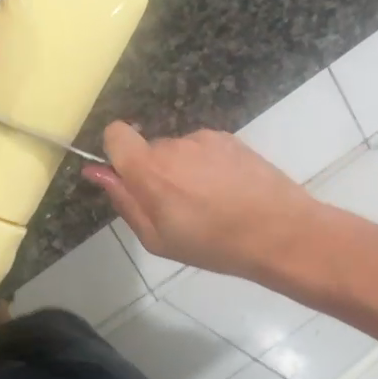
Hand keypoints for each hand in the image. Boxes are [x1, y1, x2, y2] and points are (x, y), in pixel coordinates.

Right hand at [82, 122, 325, 286]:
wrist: (281, 234)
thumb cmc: (212, 244)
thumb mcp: (156, 238)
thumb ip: (123, 200)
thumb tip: (97, 172)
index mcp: (149, 170)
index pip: (115, 134)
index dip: (116, 151)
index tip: (128, 177)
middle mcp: (173, 145)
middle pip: (149, 149)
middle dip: (155, 172)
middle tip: (176, 208)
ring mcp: (205, 139)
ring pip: (178, 151)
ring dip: (184, 171)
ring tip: (209, 204)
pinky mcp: (231, 140)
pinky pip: (204, 150)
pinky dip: (208, 167)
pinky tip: (228, 193)